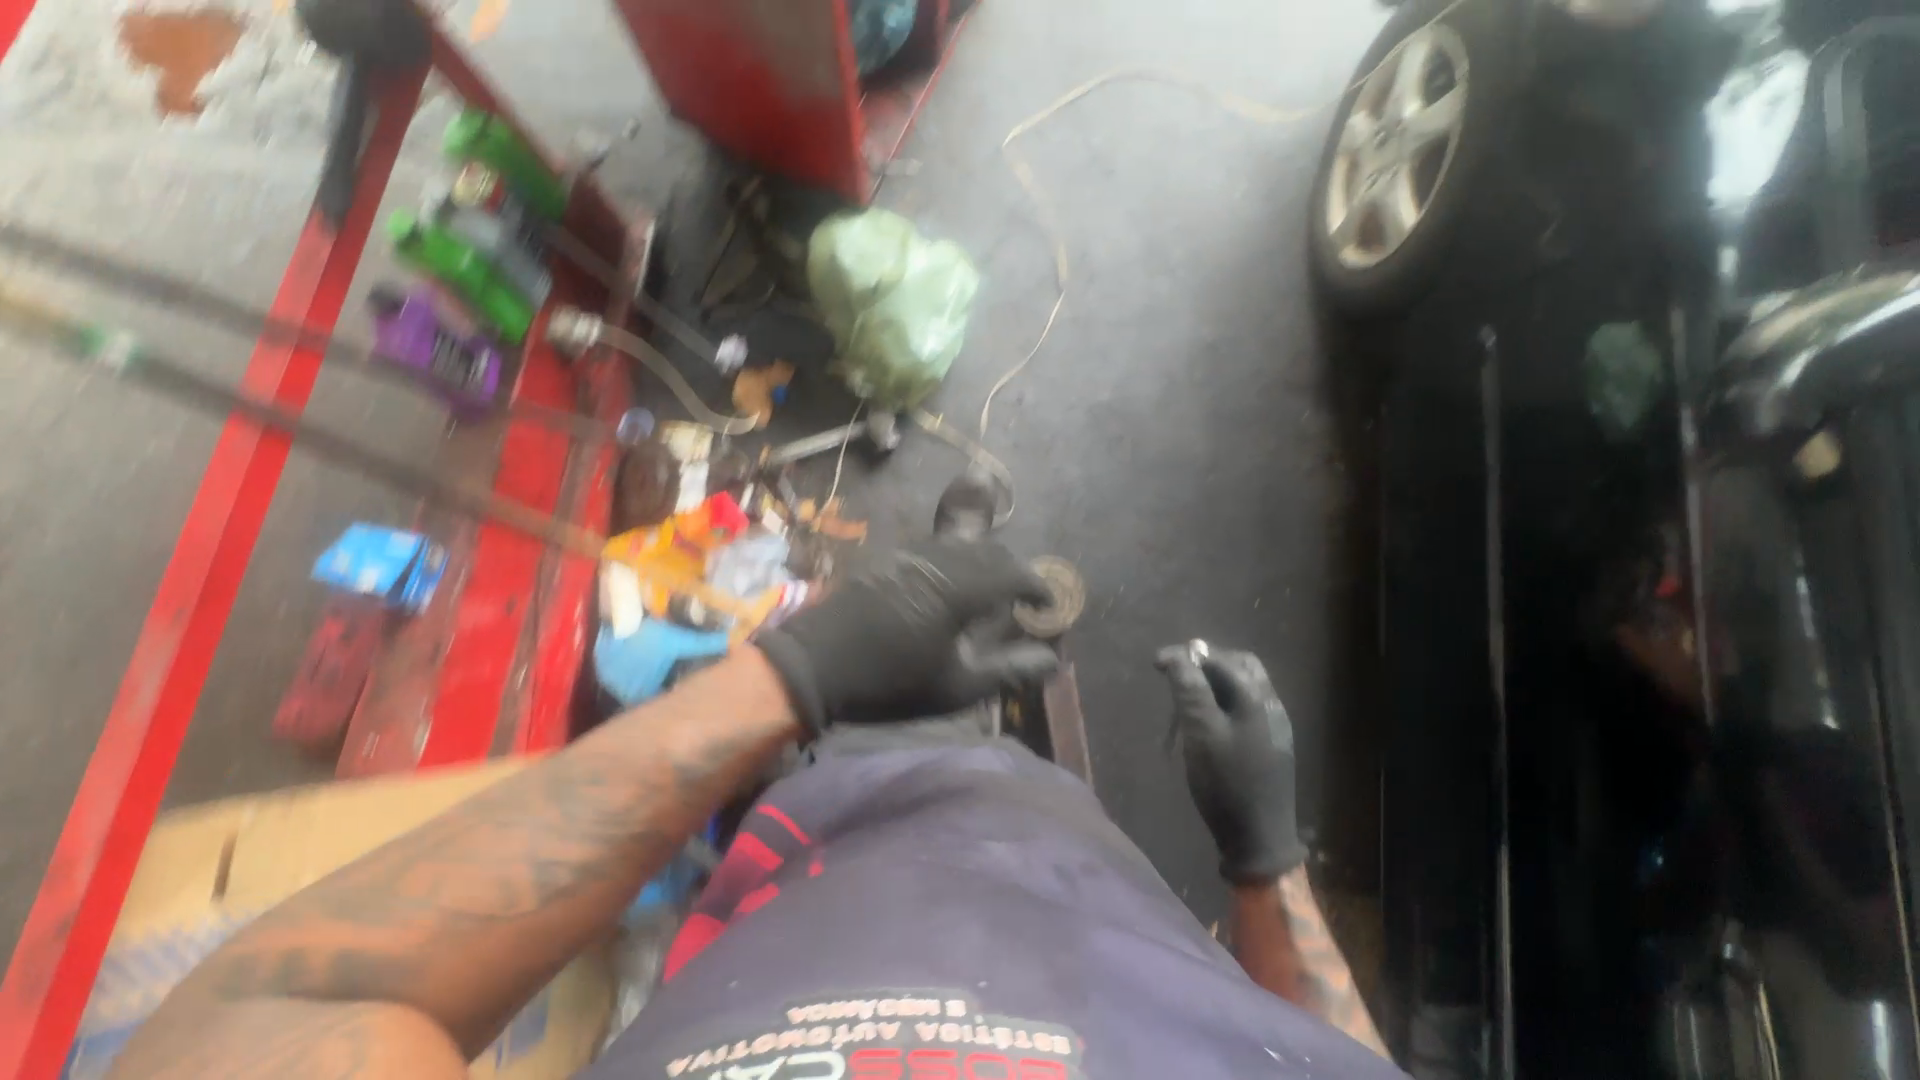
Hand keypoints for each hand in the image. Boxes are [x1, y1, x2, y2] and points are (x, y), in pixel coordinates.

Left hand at [757, 538, 1059, 732]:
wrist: (813, 666)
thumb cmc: (889, 683)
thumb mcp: (955, 688)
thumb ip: (1008, 670)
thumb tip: (1052, 661)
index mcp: (958, 588)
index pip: (1012, 572)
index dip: (1036, 586)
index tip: (1047, 605)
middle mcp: (936, 560)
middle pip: (988, 550)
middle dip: (1013, 569)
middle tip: (1024, 595)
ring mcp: (907, 555)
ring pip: (959, 543)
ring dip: (983, 558)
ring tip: (993, 586)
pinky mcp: (886, 561)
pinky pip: (933, 547)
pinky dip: (955, 558)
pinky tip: (951, 581)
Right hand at [1156, 645, 1307, 882]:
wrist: (1260, 839)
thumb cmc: (1227, 784)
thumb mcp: (1201, 734)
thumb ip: (1190, 691)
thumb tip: (1178, 655)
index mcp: (1257, 699)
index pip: (1221, 659)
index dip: (1187, 656)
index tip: (1156, 664)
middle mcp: (1271, 706)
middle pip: (1239, 668)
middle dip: (1205, 666)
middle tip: (1176, 678)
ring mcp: (1274, 727)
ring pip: (1243, 690)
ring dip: (1213, 686)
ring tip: (1186, 702)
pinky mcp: (1270, 747)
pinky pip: (1245, 710)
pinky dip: (1222, 705)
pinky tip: (1206, 726)